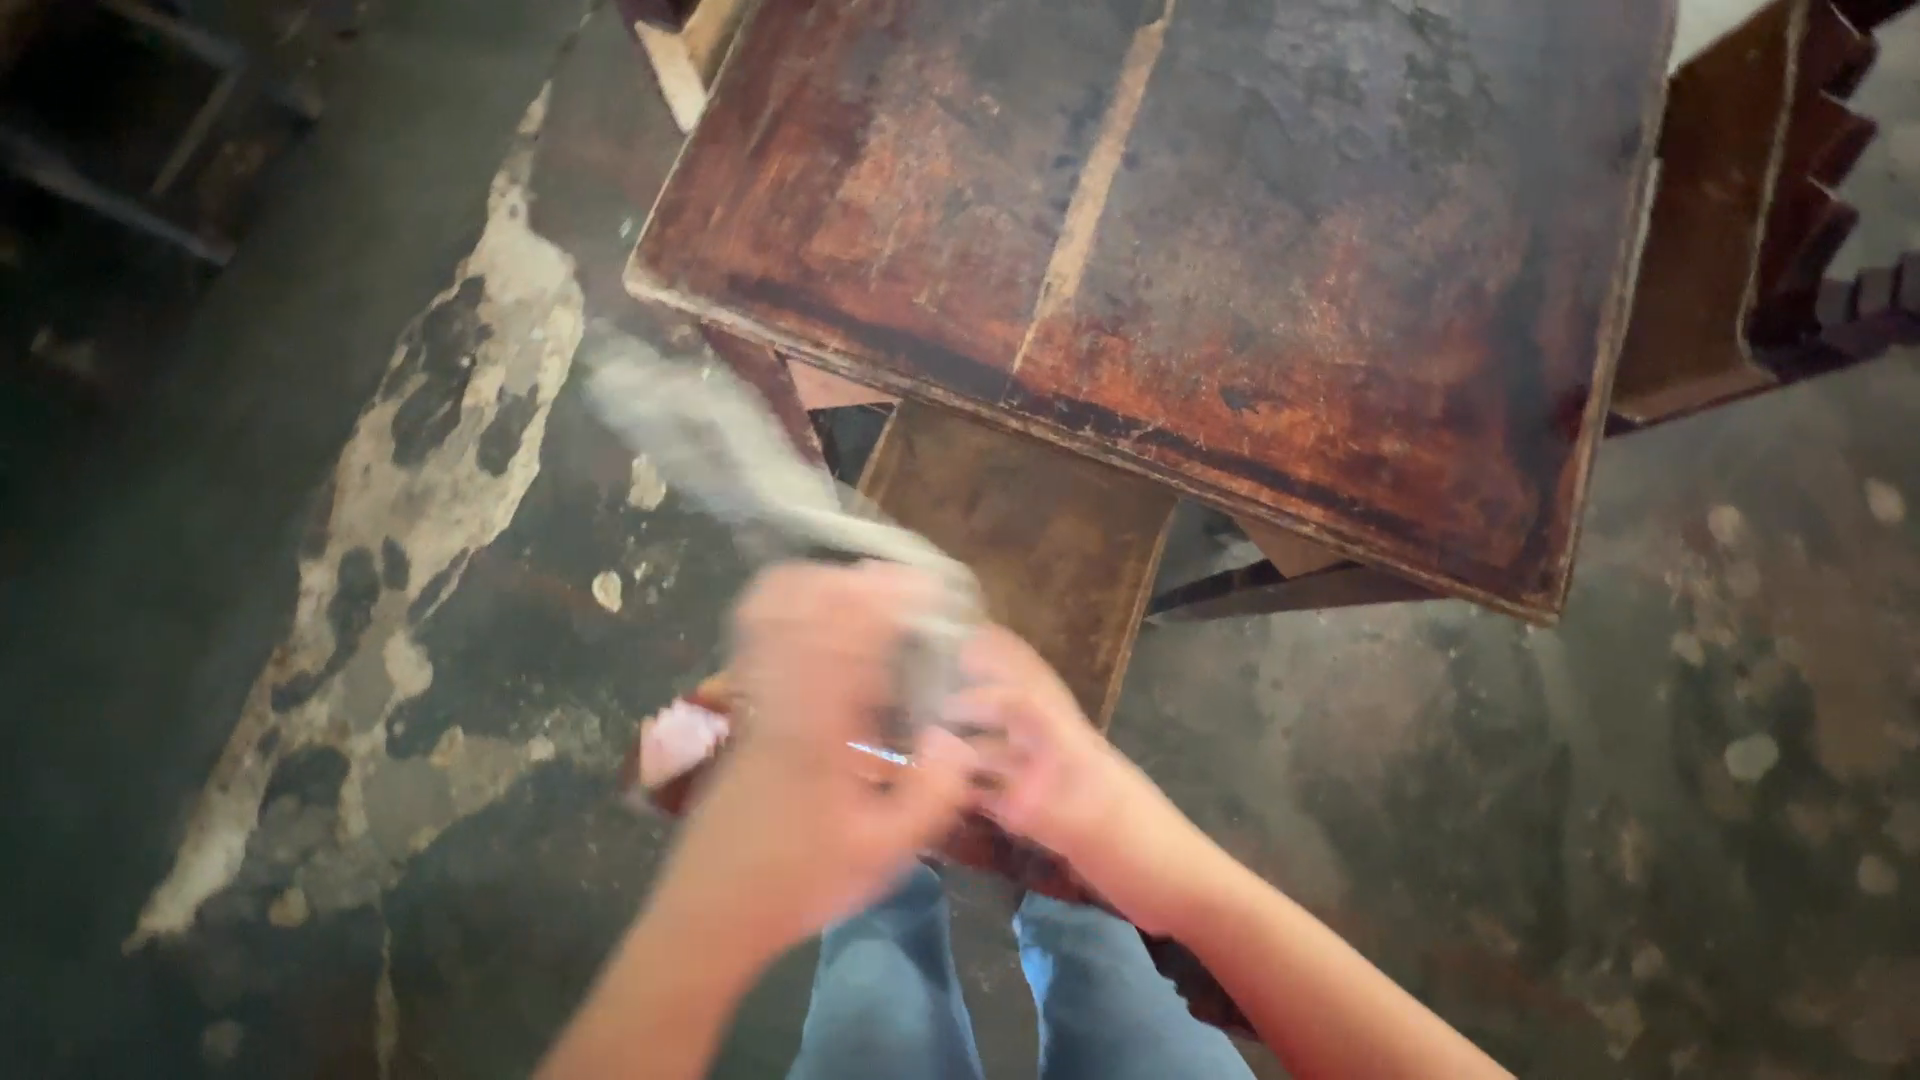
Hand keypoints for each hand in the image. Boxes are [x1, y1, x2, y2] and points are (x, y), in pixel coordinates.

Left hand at [645, 562, 978, 967]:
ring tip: (858, 591)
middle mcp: (781, 702)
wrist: (708, 913)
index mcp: (819, 728)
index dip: (885, 600)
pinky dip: (782, 613)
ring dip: (814, 590)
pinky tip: (811, 624)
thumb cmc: (799, 883)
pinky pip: (756, 642)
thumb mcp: (881, 854)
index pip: (850, 639)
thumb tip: (957, 741)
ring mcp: (751, 704)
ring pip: (770, 618)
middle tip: (894, 583)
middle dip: (850, 584)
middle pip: (803, 610)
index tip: (920, 584)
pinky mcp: (740, 716)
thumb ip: (929, 796)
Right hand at [954, 627, 1229, 934]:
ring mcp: (1064, 791)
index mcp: (1075, 749)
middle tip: (932, 700)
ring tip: (930, 752)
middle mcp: (1064, 760)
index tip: (960, 651)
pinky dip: (988, 792)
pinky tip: (961, 799)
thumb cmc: (1146, 854)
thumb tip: (994, 797)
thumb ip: (1042, 809)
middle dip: (980, 701)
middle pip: (1018, 718)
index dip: (999, 669)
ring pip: (1013, 758)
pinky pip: (1016, 795)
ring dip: (977, 750)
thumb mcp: (1095, 832)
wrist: (1189, 895)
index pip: (1030, 696)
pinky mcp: (1063, 821)